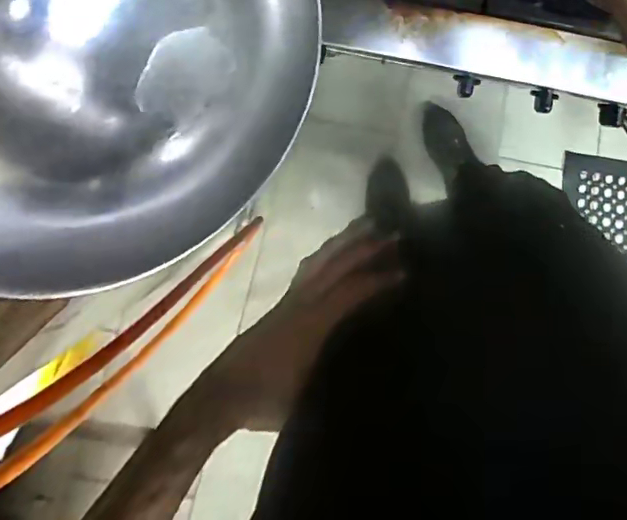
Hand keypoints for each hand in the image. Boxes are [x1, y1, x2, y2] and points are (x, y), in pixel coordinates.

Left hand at [184, 220, 402, 432]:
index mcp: (314, 322)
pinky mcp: (283, 301)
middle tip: (395, 235)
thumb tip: (376, 384)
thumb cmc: (267, 399)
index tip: (405, 271)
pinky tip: (335, 249)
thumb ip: (340, 387)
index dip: (379, 279)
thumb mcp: (308, 403)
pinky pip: (311, 265)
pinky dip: (329, 251)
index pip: (352, 290)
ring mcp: (291, 298)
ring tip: (368, 224)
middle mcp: (304, 301)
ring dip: (347, 240)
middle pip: (339, 263)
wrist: (221, 394)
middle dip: (368, 246)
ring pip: (323, 258)